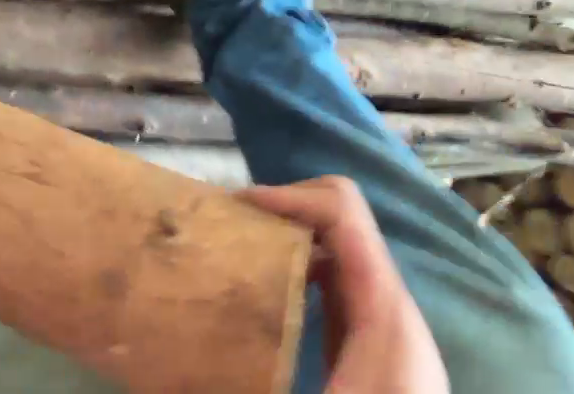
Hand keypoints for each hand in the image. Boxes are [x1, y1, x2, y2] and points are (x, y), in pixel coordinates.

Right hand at [238, 177, 447, 393]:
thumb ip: (258, 376)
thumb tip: (187, 374)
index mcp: (381, 309)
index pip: (341, 213)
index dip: (286, 197)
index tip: (235, 209)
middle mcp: (386, 299)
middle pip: (339, 210)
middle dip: (283, 202)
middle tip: (231, 221)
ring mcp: (380, 314)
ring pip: (335, 237)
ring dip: (286, 226)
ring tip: (235, 243)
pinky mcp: (368, 333)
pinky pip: (331, 269)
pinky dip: (294, 257)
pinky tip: (261, 284)